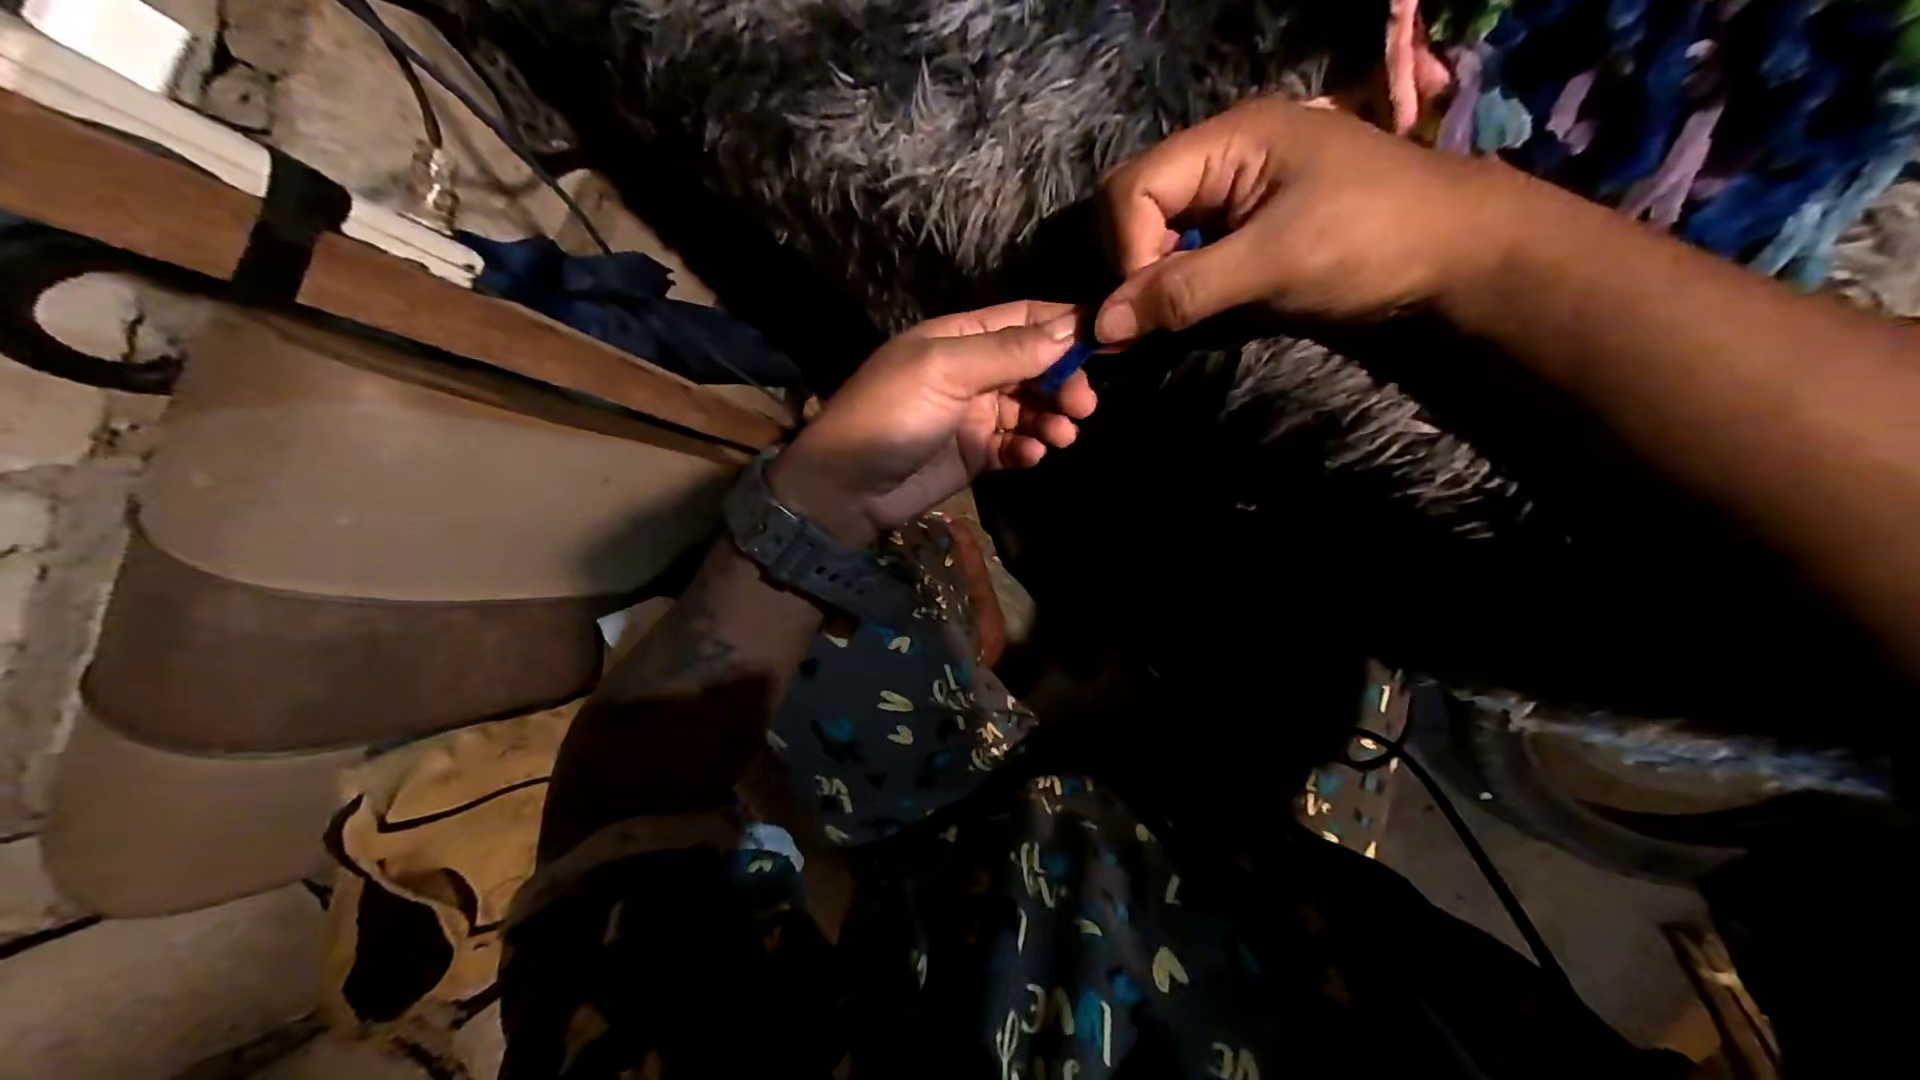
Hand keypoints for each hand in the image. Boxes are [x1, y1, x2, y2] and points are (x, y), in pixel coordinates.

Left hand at [768, 301, 1094, 544]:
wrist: (847, 490)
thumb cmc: (889, 416)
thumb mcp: (945, 371)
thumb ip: (1007, 351)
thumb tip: (1070, 329)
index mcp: (959, 337)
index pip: (1024, 320)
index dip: (1066, 327)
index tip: (1108, 343)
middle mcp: (971, 371)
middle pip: (1035, 366)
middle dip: (1064, 382)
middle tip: (1084, 406)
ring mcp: (973, 415)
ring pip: (1030, 408)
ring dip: (1052, 418)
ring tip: (1061, 436)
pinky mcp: (975, 454)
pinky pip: (1014, 445)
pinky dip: (1028, 448)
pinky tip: (1029, 456)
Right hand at [1094, 95, 1532, 341]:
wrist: (1457, 255)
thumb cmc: (1373, 239)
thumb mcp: (1274, 262)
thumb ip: (1184, 290)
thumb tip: (1102, 326)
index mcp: (1228, 140)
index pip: (1132, 188)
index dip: (1127, 249)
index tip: (1148, 305)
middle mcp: (1218, 160)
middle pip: (1132, 208)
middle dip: (1132, 266)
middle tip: (1153, 315)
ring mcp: (1228, 196)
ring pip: (1150, 235)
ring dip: (1149, 282)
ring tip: (1168, 319)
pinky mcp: (1238, 231)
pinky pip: (1179, 255)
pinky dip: (1171, 289)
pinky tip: (1185, 311)